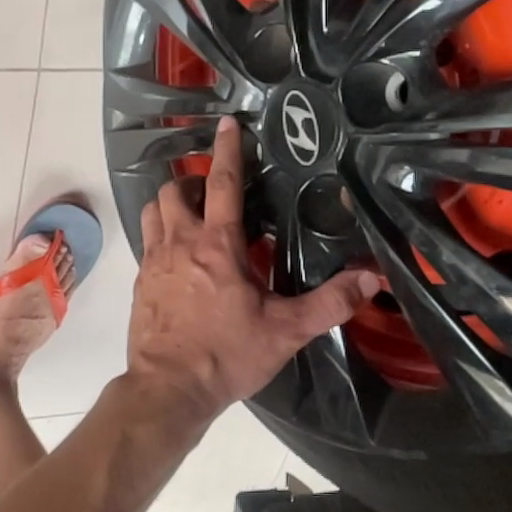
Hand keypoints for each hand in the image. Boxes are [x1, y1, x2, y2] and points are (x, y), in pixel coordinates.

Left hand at [127, 116, 377, 422]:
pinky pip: (146, 241)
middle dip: (191, 180)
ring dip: (170, 204)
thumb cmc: (226, 355)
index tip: (227, 124)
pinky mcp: (140, 281)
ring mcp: (152, 261)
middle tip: (212, 191)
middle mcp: (178, 243)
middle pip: (173, 190)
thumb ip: (329, 302)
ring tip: (193, 216)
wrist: (168, 387)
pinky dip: (160, 234)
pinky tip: (179, 256)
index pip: (221, 183)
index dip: (227, 150)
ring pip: (151, 211)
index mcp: (216, 246)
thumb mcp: (286, 331)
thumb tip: (371, 278)